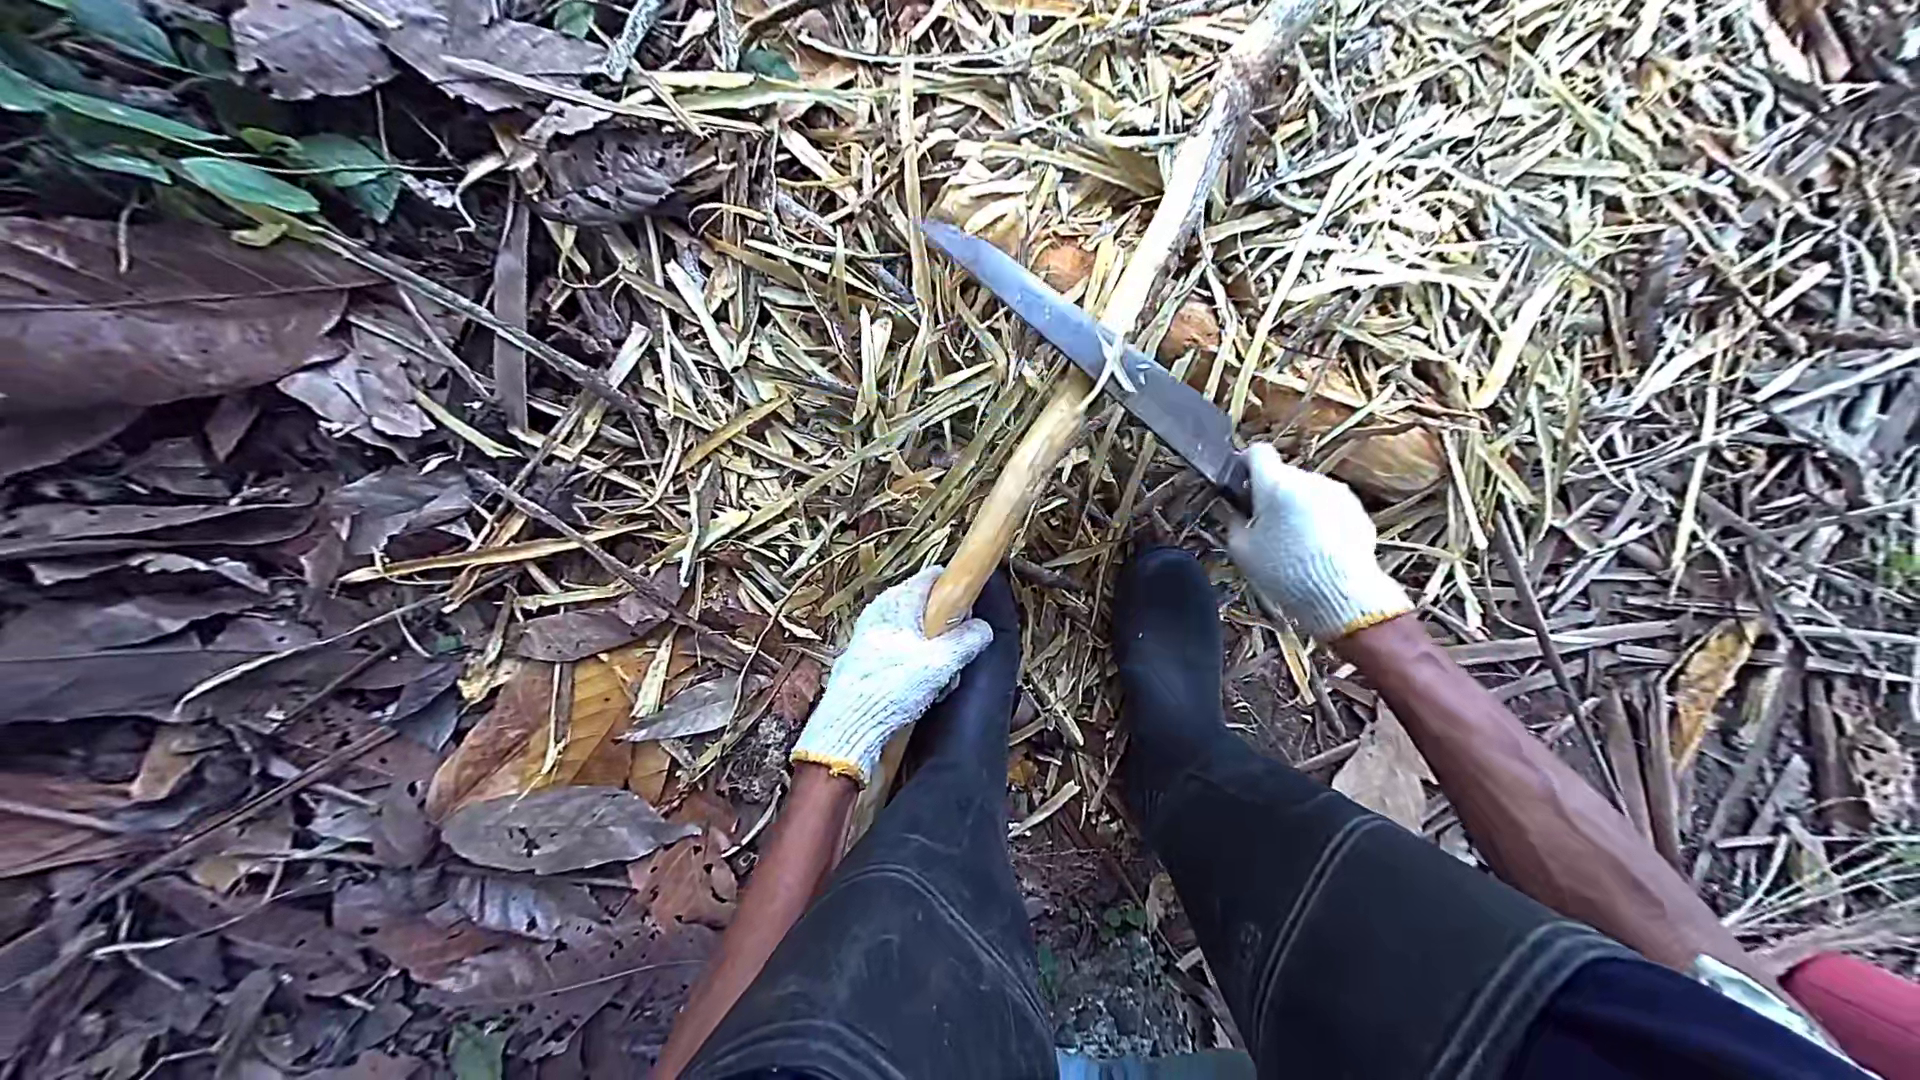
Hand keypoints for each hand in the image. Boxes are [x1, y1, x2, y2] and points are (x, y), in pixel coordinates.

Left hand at [789, 566, 992, 785]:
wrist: (849, 726)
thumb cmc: (892, 686)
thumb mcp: (941, 661)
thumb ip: (967, 640)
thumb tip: (983, 628)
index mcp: (897, 599)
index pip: (935, 577)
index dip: (957, 591)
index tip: (970, 615)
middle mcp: (881, 610)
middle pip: (928, 607)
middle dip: (948, 631)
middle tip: (956, 657)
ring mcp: (871, 634)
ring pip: (916, 634)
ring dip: (934, 655)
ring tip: (939, 682)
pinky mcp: (866, 659)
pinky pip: (901, 654)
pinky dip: (915, 667)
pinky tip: (919, 692)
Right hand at [1226, 443, 1412, 641]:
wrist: (1341, 595)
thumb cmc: (1284, 573)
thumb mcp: (1240, 549)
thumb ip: (1234, 519)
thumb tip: (1237, 508)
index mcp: (1275, 484)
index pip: (1257, 452)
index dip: (1244, 466)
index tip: (1240, 486)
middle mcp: (1308, 479)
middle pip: (1281, 475)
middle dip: (1270, 494)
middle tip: (1263, 527)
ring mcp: (1336, 493)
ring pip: (1305, 490)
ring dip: (1295, 506)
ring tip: (1292, 542)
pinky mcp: (1356, 509)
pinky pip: (1327, 505)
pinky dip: (1318, 518)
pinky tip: (1314, 548)